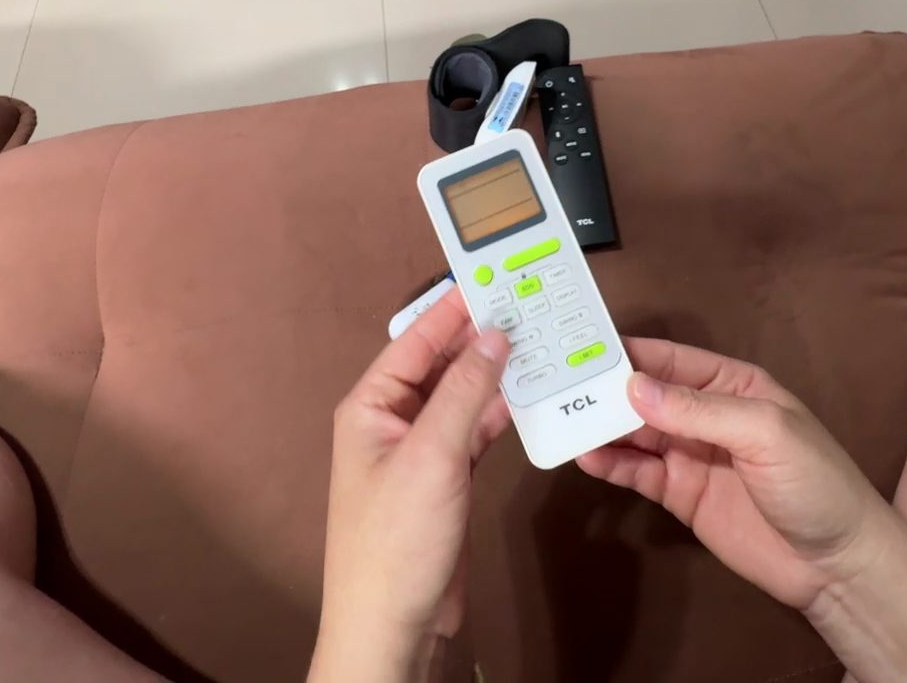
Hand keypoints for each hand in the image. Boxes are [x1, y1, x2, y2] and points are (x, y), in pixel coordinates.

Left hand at [309, 290, 511, 682]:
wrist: (395, 627)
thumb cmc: (396, 539)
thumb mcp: (431, 455)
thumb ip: (464, 392)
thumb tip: (494, 335)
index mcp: (372, 404)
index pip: (416, 340)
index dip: (451, 309)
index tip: (489, 279)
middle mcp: (394, 419)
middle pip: (440, 364)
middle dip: (478, 337)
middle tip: (523, 306)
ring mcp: (421, 448)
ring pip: (461, 395)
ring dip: (493, 373)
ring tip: (534, 340)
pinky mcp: (446, 474)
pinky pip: (475, 428)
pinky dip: (499, 411)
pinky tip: (527, 393)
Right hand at [577, 338, 887, 619]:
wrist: (838, 567)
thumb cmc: (815, 483)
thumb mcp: (765, 432)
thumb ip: (699, 410)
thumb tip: (635, 388)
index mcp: (730, 384)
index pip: (670, 359)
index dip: (629, 352)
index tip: (584, 348)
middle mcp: (703, 413)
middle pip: (645, 394)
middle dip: (606, 389)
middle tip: (561, 386)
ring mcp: (689, 453)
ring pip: (635, 432)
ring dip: (602, 425)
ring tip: (564, 420)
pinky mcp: (679, 493)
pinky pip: (638, 471)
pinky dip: (611, 464)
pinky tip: (586, 458)